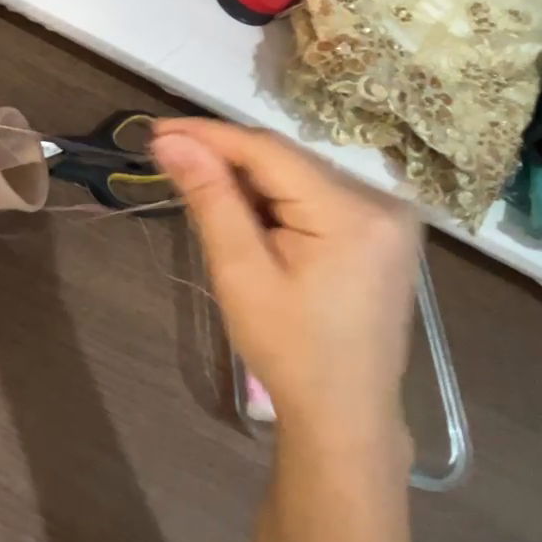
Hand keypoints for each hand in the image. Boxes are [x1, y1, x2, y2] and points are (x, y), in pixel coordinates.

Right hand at [150, 118, 420, 440]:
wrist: (344, 412)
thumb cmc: (288, 348)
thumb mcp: (240, 271)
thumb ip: (209, 197)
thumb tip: (169, 141)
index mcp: (352, 213)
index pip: (268, 151)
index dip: (208, 135)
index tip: (155, 130)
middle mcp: (381, 202)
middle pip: (284, 158)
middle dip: (223, 154)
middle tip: (165, 155)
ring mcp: (386, 216)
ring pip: (295, 172)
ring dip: (243, 174)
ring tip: (193, 181)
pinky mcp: (379, 230)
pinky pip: (312, 193)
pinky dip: (270, 194)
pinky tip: (238, 207)